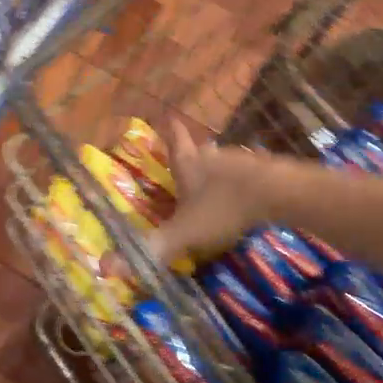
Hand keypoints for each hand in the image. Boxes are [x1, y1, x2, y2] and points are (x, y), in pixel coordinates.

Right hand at [107, 122, 271, 277]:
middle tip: (188, 160)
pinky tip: (242, 199)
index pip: (175, 140)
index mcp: (188, 165)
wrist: (276, 193)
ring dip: (216, 171)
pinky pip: (246, 176)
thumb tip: (106, 266)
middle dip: (193, 155)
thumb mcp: (184, 231)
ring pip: (223, 163)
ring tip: (212, 186)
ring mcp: (240, 162)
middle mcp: (211, 157)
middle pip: (199, 151)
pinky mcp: (263, 174)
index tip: (168, 116)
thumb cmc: (223, 206)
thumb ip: (153, 247)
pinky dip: (239, 185)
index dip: (170, 130)